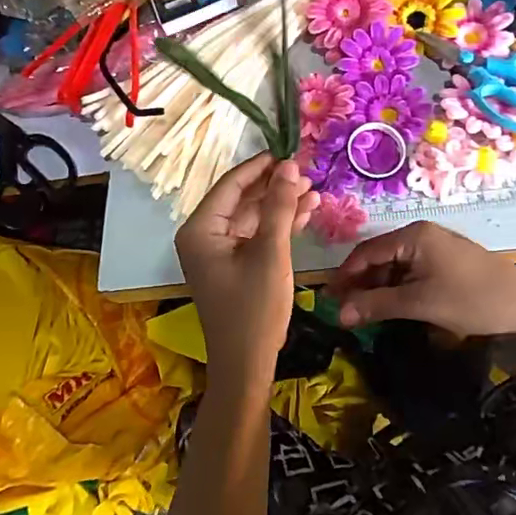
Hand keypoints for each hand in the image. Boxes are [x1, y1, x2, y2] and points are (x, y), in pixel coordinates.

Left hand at [174, 154, 317, 386]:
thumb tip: (289, 166)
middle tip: (309, 170)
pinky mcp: (233, 266)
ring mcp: (218, 252)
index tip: (290, 150)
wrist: (247, 364)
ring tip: (315, 190)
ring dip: (282, 205)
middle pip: (242, 199)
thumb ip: (279, 206)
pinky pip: (255, 236)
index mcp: (201, 229)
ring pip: (252, 217)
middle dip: (276, 186)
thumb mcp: (271, 252)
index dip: (262, 166)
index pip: (231, 184)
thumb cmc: (254, 307)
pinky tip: (307, 213)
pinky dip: (279, 226)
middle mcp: (204, 236)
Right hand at [325, 222, 515, 341]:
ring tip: (364, 315)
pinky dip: (398, 290)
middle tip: (344, 312)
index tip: (328, 299)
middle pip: (379, 257)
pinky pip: (412, 273)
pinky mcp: (446, 263)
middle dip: (361, 284)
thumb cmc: (471, 299)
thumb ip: (377, 305)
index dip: (345, 275)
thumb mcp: (420, 303)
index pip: (366, 251)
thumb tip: (339, 314)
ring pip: (395, 267)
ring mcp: (436, 249)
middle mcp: (422, 235)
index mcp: (413, 235)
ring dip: (379, 289)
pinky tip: (391, 308)